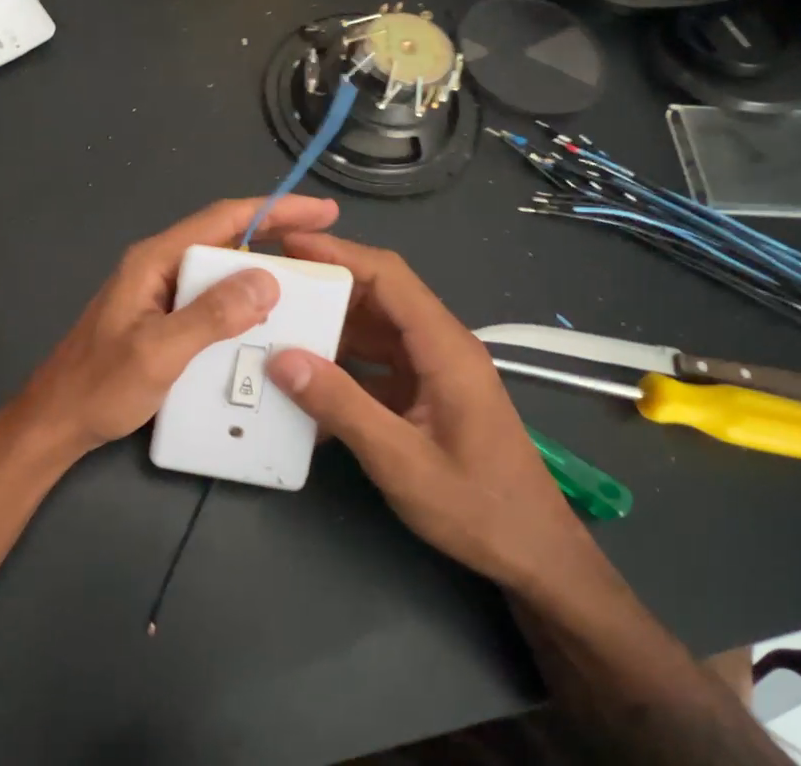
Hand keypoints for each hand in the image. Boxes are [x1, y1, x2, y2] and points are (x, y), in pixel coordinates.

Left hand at [10, 197, 340, 460]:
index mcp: (153, 262)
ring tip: (305, 295)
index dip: (276, 210)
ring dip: (257, 281)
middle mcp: (156, 269)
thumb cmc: (101, 387)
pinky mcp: (158, 323)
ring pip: (217, 276)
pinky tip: (262, 330)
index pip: (222, 220)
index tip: (323, 212)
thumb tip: (267, 280)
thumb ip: (210, 316)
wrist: (56, 422)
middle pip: (223, 242)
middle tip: (324, 259)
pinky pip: (208, 305)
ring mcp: (155, 296)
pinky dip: (238, 309)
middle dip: (274, 243)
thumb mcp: (159, 352)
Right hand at [263, 234, 606, 599]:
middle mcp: (442, 348)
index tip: (285, 245)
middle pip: (379, 297)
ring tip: (273, 328)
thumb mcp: (400, 460)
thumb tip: (282, 357)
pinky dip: (341, 367)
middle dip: (324, 287)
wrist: (534, 555)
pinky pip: (377, 365)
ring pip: (375, 330)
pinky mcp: (427, 395)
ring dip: (329, 327)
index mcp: (446, 349)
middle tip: (265, 286)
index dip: (337, 254)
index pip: (389, 278)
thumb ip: (341, 406)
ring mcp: (435, 372)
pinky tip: (304, 383)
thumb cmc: (477, 507)